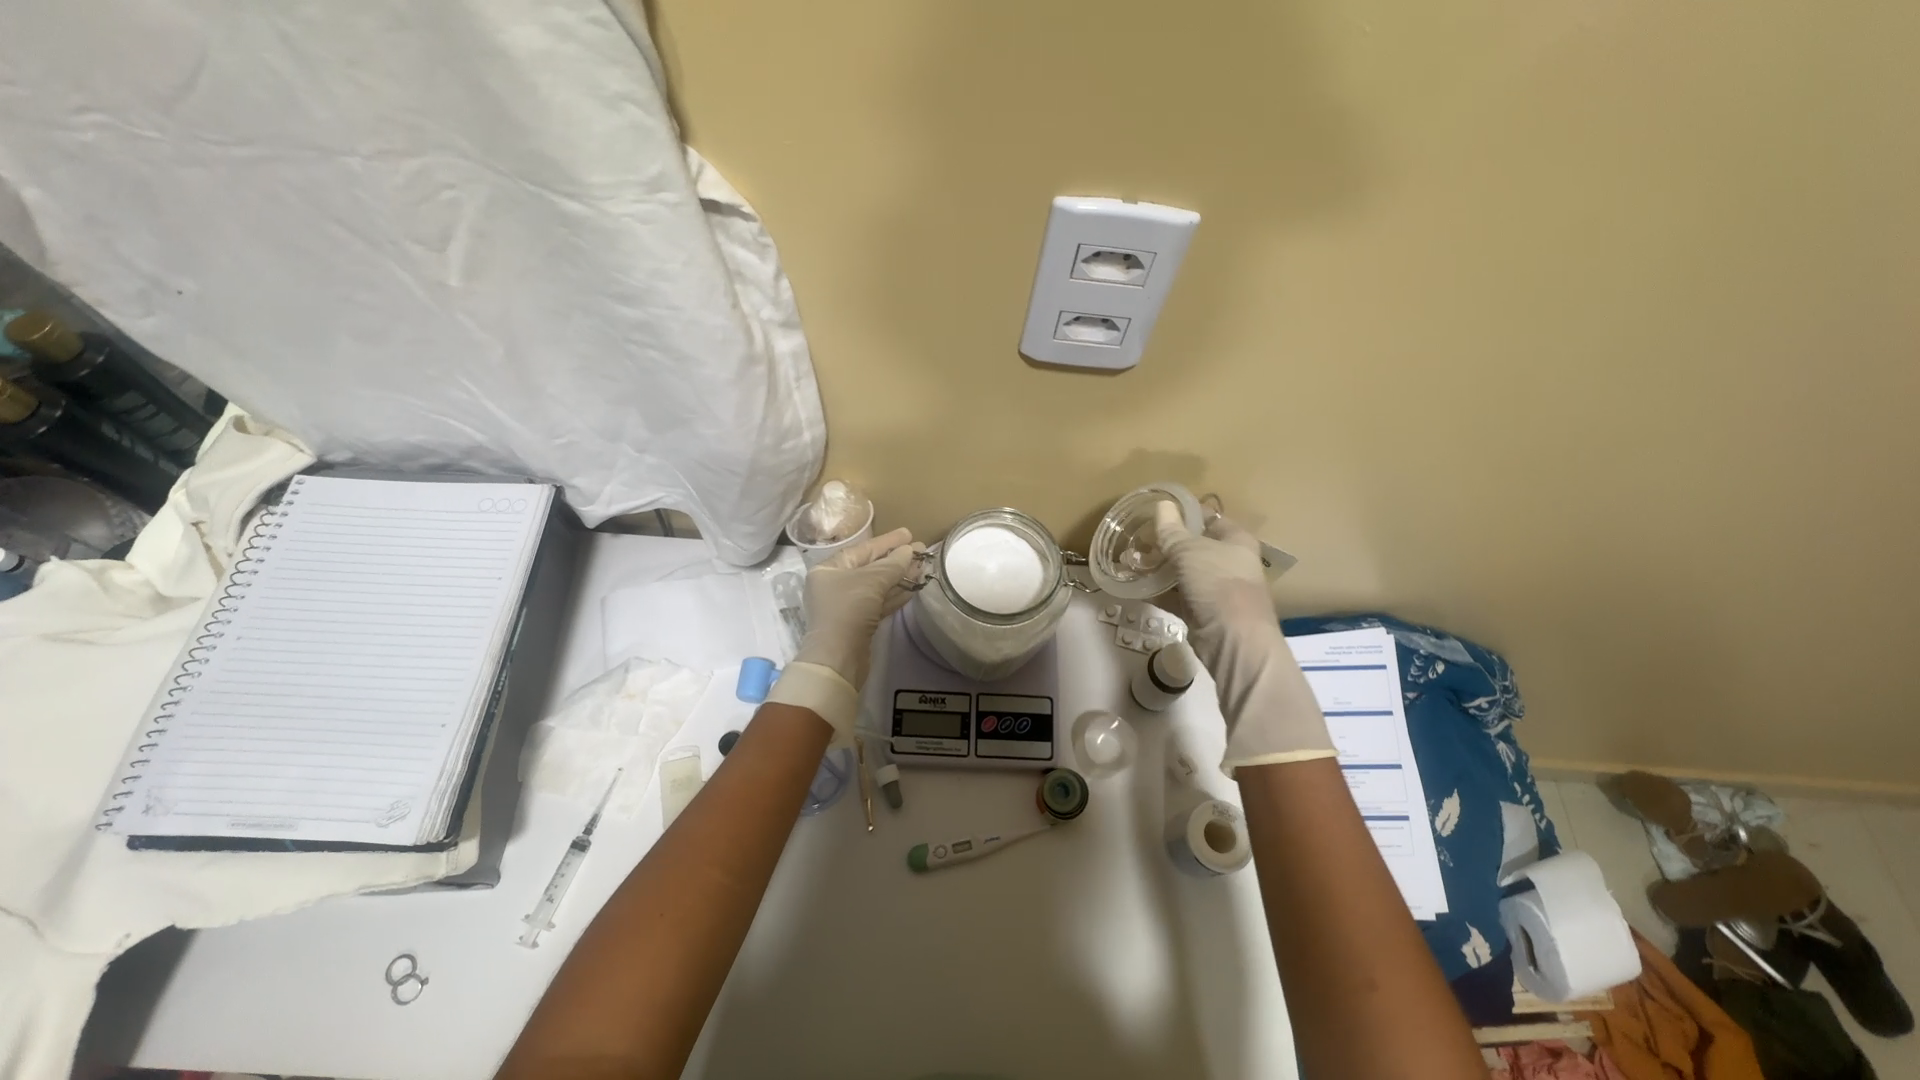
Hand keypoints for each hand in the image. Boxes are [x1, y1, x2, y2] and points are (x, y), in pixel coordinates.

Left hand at [766, 527, 918, 741]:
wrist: (838, 658)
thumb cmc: (848, 610)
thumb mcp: (871, 581)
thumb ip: (892, 564)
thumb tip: (910, 551)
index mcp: (829, 569)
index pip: (861, 549)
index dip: (886, 541)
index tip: (908, 534)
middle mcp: (835, 585)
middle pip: (870, 566)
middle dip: (896, 559)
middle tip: (921, 550)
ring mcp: (847, 605)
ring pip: (877, 586)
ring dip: (900, 576)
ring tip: (923, 567)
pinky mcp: (859, 623)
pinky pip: (879, 602)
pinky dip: (896, 594)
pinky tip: (914, 587)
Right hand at [1153, 503, 1335, 775]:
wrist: (1233, 639)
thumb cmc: (1218, 583)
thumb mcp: (1190, 551)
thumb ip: (1172, 531)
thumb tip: (1162, 505)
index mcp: (1236, 540)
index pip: (1210, 518)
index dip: (1187, 514)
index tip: (1159, 514)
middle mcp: (1230, 562)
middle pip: (1196, 547)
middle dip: (1169, 545)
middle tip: (1140, 540)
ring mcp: (1217, 590)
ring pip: (1185, 573)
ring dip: (1162, 570)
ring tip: (1133, 562)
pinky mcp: (1203, 612)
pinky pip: (1178, 597)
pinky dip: (1160, 593)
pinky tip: (1137, 587)